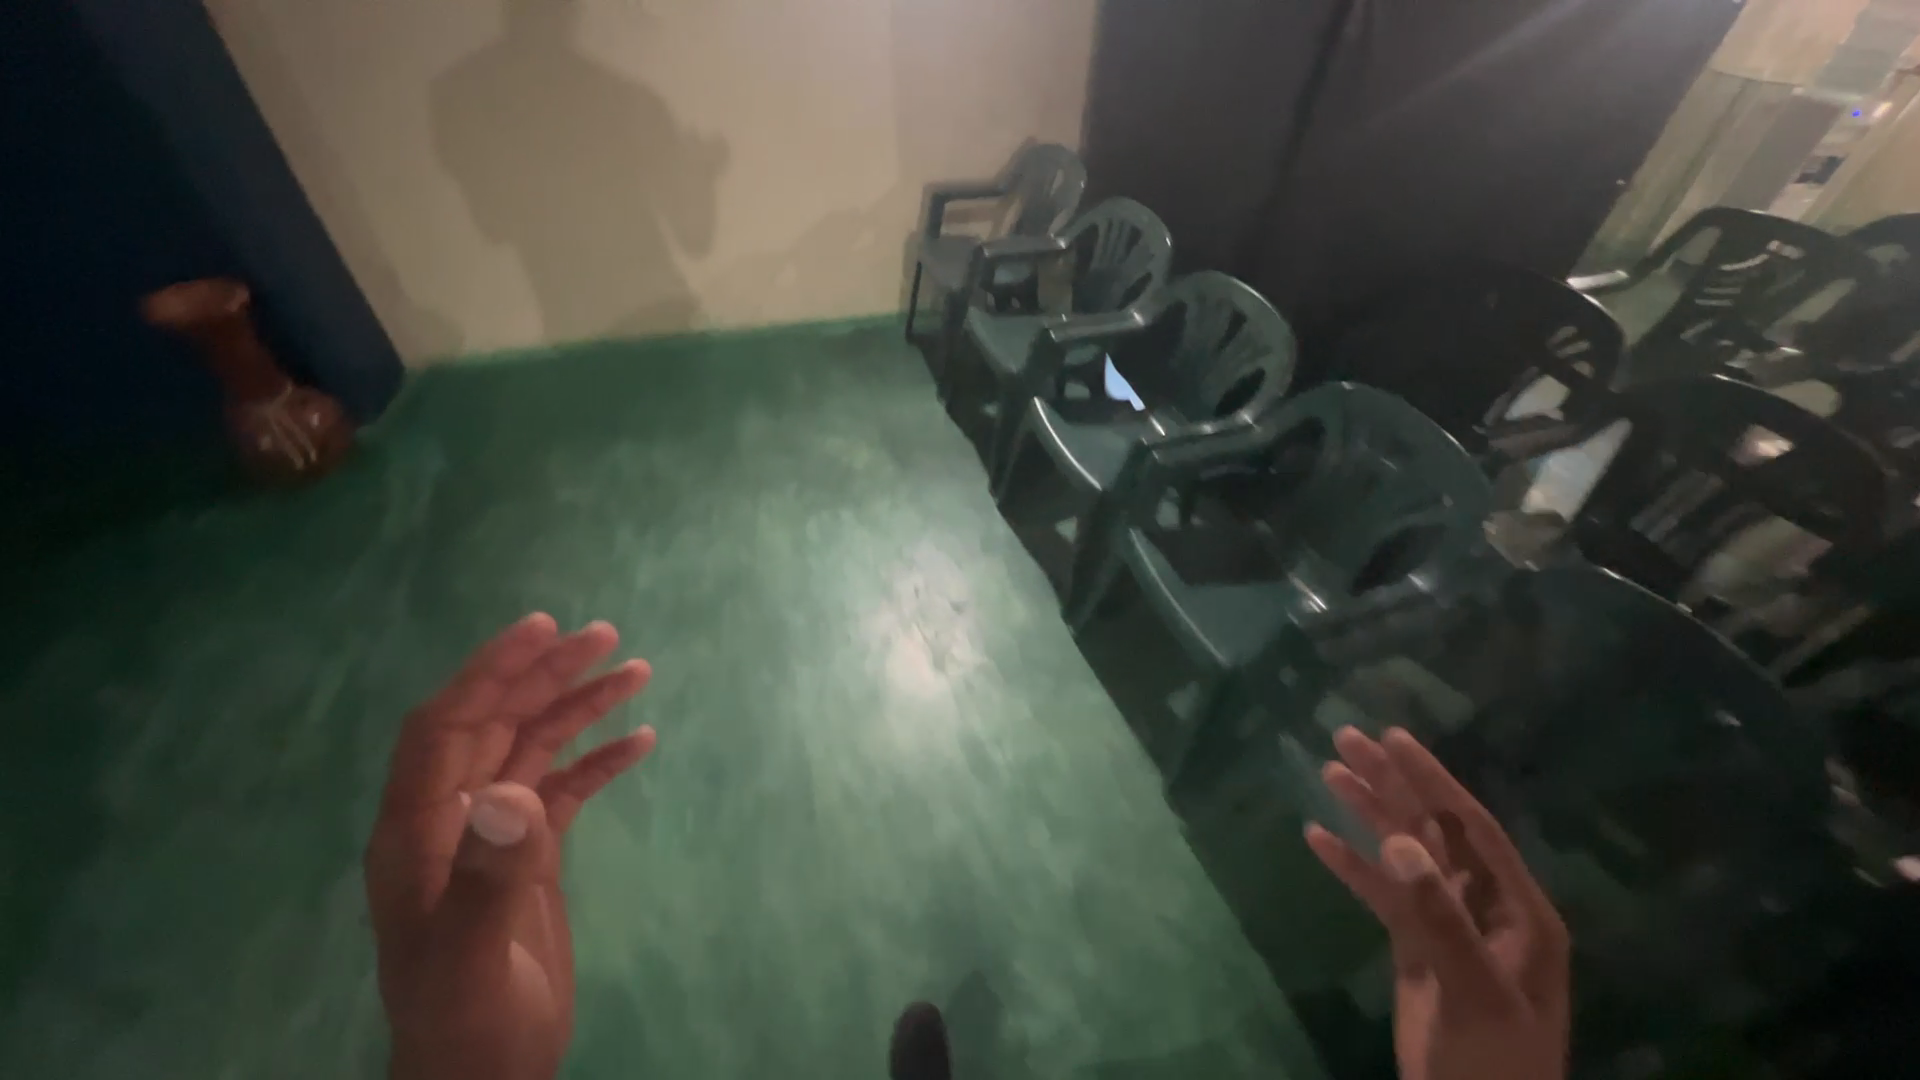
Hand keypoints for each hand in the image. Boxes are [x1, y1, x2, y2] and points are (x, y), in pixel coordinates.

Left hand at [365, 615, 655, 1079]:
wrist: (488, 1073)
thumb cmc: (467, 1020)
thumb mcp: (471, 956)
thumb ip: (486, 874)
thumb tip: (510, 792)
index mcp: (420, 829)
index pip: (448, 726)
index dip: (490, 671)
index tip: (543, 629)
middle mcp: (454, 816)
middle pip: (498, 722)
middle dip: (547, 674)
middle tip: (605, 635)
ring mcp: (497, 832)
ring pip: (536, 746)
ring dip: (581, 705)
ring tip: (636, 669)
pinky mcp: (534, 852)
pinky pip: (568, 786)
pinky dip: (602, 759)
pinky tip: (642, 739)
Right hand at [1306, 728, 1568, 1079]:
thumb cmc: (1493, 1063)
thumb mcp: (1475, 991)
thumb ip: (1440, 915)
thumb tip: (1399, 840)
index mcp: (1517, 910)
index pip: (1470, 825)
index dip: (1430, 778)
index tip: (1391, 738)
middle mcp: (1484, 905)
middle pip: (1432, 828)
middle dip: (1391, 782)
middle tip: (1344, 738)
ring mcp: (1447, 924)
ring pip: (1403, 852)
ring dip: (1367, 812)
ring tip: (1328, 770)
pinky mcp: (1416, 945)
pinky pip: (1380, 892)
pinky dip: (1350, 864)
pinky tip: (1317, 837)